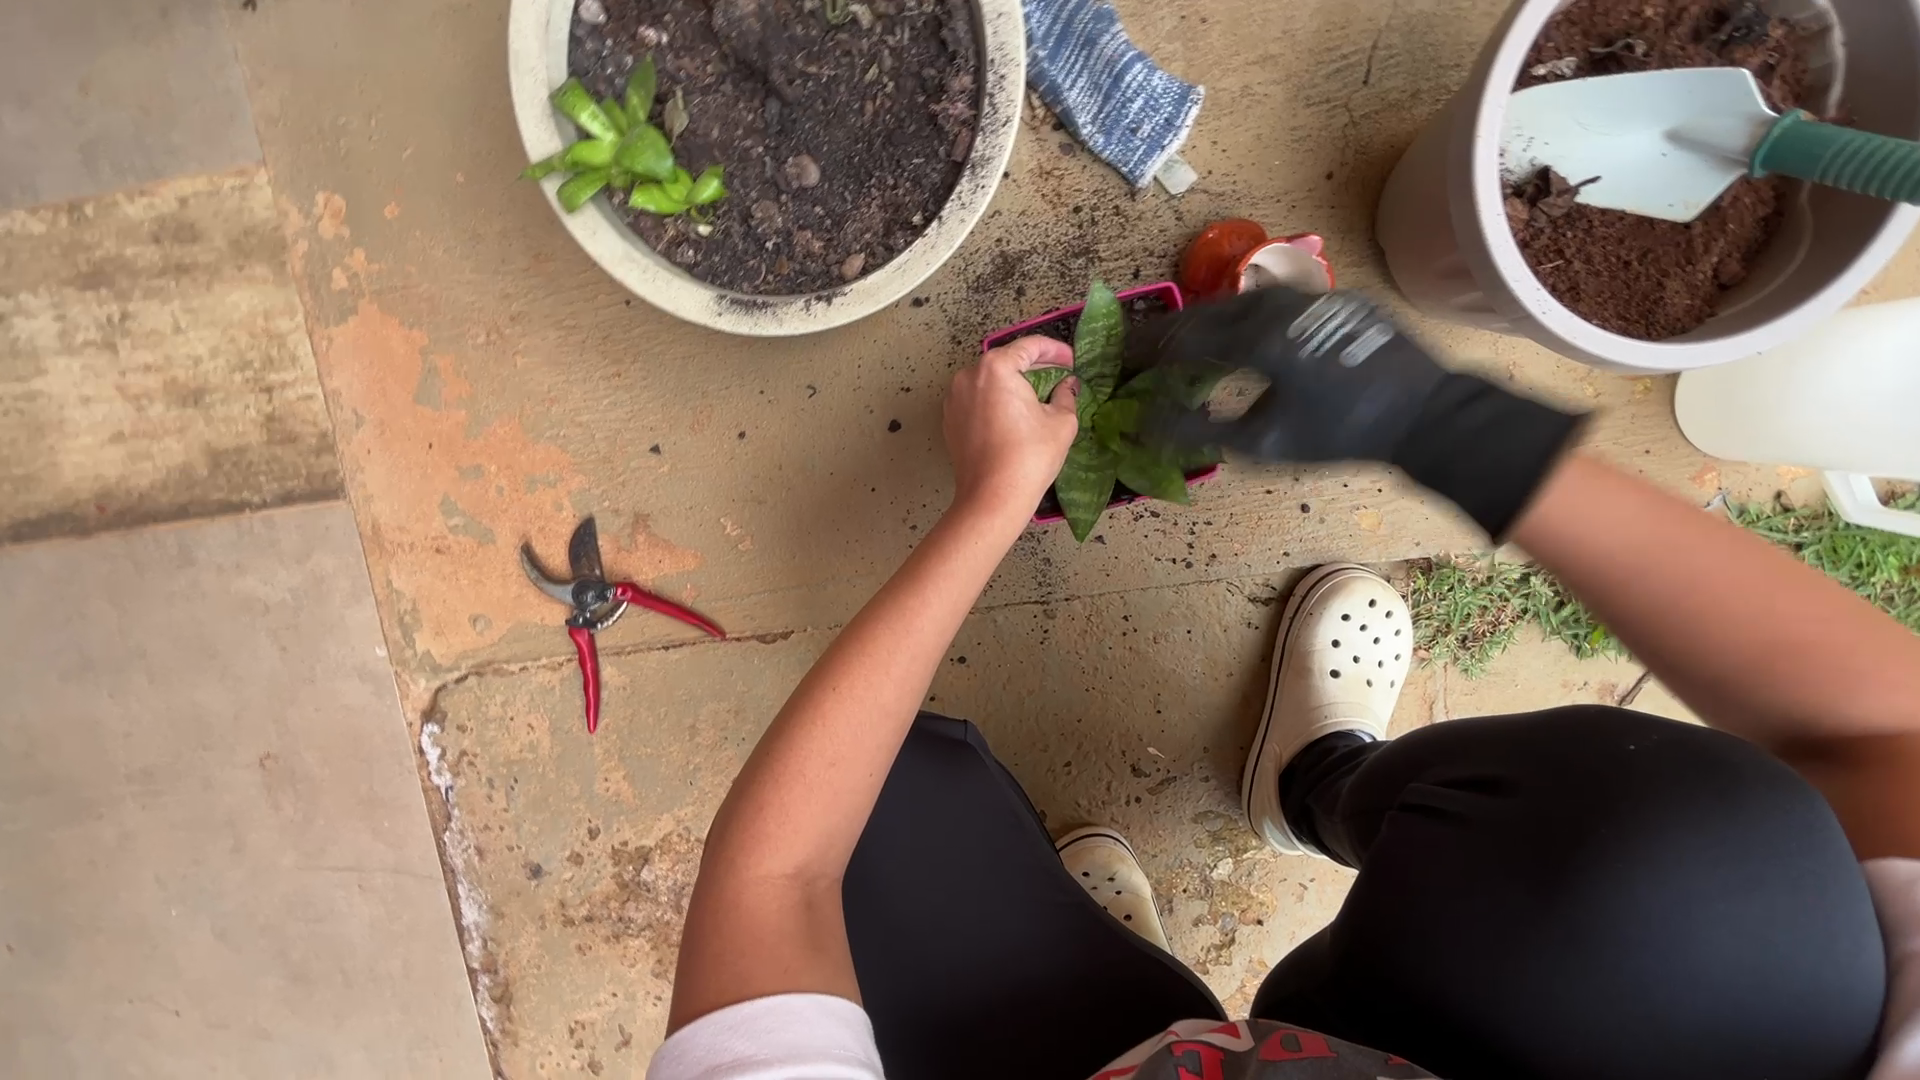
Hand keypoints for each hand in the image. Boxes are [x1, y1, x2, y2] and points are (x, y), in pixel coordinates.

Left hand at [944, 336, 1078, 516]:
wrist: (993, 497)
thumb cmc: (1028, 458)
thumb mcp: (1062, 422)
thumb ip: (1065, 395)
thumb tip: (1067, 386)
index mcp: (995, 368)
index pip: (1029, 346)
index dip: (1055, 350)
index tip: (1070, 360)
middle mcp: (968, 377)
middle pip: (1006, 361)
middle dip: (1034, 367)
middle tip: (1058, 376)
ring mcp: (954, 399)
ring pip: (989, 381)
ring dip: (1013, 384)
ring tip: (1037, 397)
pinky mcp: (950, 421)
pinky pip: (977, 401)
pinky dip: (995, 402)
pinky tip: (1014, 417)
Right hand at [1145, 287, 1584, 538]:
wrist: (1427, 414)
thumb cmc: (1340, 434)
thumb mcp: (1262, 442)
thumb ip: (1198, 431)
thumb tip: (1143, 426)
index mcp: (1258, 340)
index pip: (1185, 339)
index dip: (1148, 348)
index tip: (1121, 356)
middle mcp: (1280, 307)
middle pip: (1209, 312)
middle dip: (1171, 330)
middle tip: (1143, 343)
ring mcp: (1312, 300)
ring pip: (1243, 300)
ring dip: (1208, 318)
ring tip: (1186, 335)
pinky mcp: (1337, 302)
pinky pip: (1276, 301)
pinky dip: (1245, 314)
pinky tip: (1243, 330)